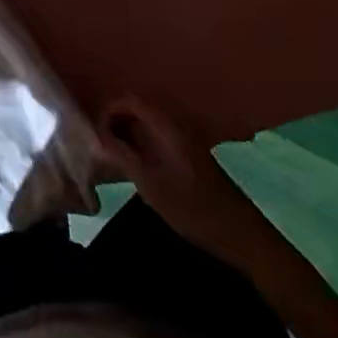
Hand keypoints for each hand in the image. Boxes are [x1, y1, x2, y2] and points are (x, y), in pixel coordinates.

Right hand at [96, 94, 267, 259]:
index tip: (93, 128)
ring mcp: (185, 140)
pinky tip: (132, 162)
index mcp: (168, 128)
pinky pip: (157, 136)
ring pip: (147, 123)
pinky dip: (139, 141)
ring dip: (126, 131)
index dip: (108, 108)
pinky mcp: (189, 155)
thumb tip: (97, 135)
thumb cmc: (195, 210)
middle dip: (114, 119)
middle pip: (138, 108)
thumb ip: (122, 155)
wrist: (244, 237)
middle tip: (98, 139)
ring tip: (110, 151)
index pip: (131, 99)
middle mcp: (177, 127)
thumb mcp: (150, 185)